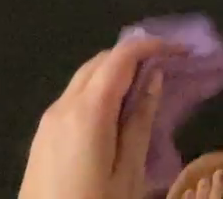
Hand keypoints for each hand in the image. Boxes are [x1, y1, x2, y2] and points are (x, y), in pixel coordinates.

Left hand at [19, 38, 172, 198]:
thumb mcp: (127, 175)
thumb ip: (140, 122)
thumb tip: (153, 78)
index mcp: (88, 111)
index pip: (122, 56)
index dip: (152, 46)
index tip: (181, 51)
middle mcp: (63, 105)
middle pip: (101, 61)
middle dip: (133, 56)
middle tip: (166, 68)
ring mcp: (48, 121)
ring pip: (85, 78)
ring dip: (114, 73)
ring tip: (145, 89)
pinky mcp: (41, 138)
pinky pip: (73, 98)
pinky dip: (97, 91)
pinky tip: (115, 114)